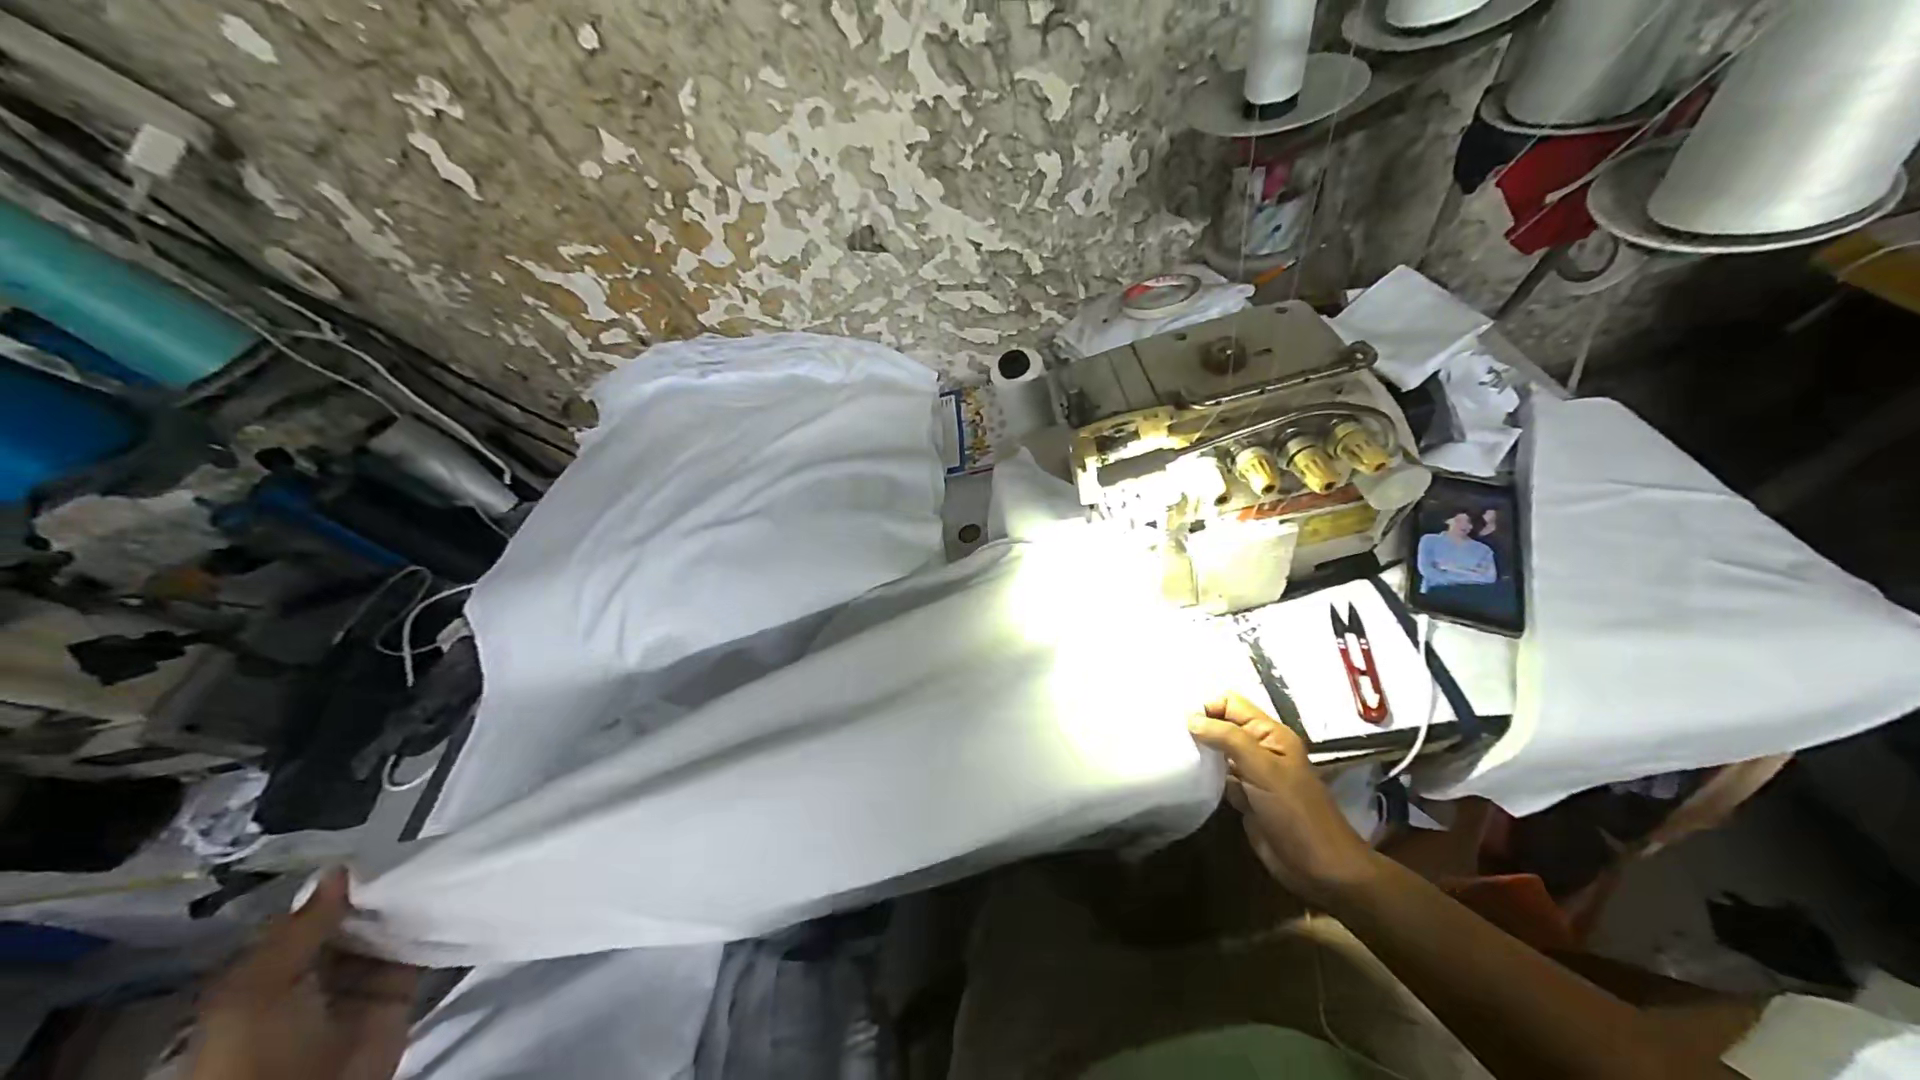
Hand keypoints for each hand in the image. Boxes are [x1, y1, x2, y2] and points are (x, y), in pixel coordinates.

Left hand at [190, 870, 420, 1079]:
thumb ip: (301, 927)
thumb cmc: (259, 1047)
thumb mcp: (258, 986)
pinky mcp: (398, 990)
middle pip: (352, 920)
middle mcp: (315, 971)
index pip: (308, 916)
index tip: (372, 851)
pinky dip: (430, 925)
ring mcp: (358, 982)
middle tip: (411, 851)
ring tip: (435, 864)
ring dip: (406, 904)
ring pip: (385, 931)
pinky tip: (446, 895)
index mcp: (271, 970)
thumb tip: (338, 868)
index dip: (336, 887)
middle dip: (377, 890)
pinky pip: (416, 950)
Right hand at [1189, 694, 1382, 907]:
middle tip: (1168, 737)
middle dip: (1197, 728)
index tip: (1180, 723)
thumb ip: (1228, 739)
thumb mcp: (1264, 769)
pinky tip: (1184, 777)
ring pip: (1217, 752)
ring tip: (1170, 754)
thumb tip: (1190, 718)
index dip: (1207, 707)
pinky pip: (1217, 778)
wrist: (1320, 869)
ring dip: (1198, 752)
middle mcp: (1259, 749)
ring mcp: (1251, 774)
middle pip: (1222, 726)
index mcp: (1270, 734)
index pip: (1231, 703)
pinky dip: (1203, 776)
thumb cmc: (1296, 813)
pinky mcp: (1243, 798)